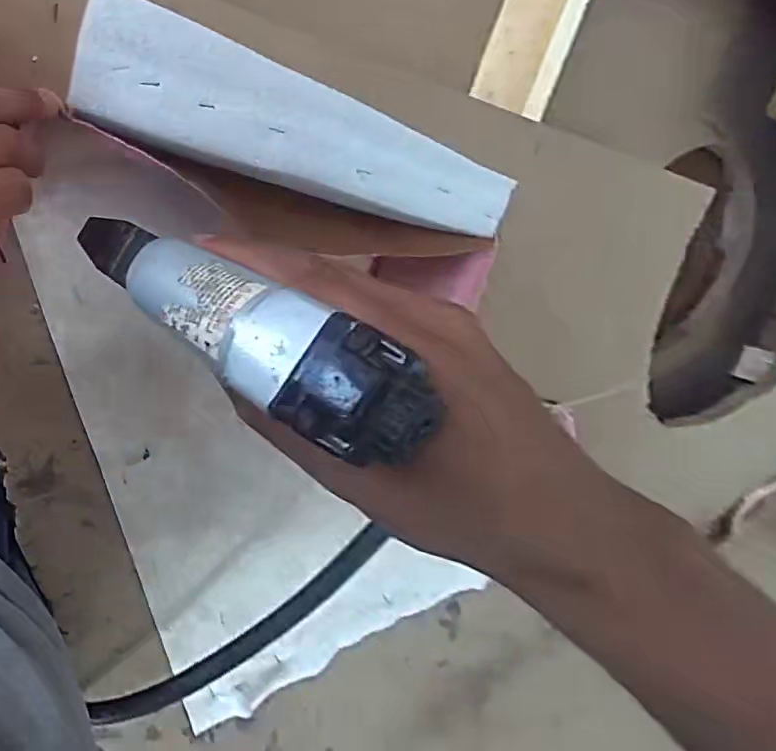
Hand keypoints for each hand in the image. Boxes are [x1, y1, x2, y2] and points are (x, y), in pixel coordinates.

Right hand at [199, 236, 633, 576]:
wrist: (570, 525)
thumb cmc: (469, 511)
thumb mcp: (365, 484)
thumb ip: (293, 433)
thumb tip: (234, 386)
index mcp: (414, 341)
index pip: (319, 281)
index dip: (257, 259)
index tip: (205, 250)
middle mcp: (429, 315)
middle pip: (331, 273)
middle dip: (264, 262)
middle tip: (211, 269)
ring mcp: (445, 320)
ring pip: (353, 285)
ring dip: (294, 280)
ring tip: (244, 291)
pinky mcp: (452, 333)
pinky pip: (375, 304)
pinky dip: (326, 302)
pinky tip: (302, 321)